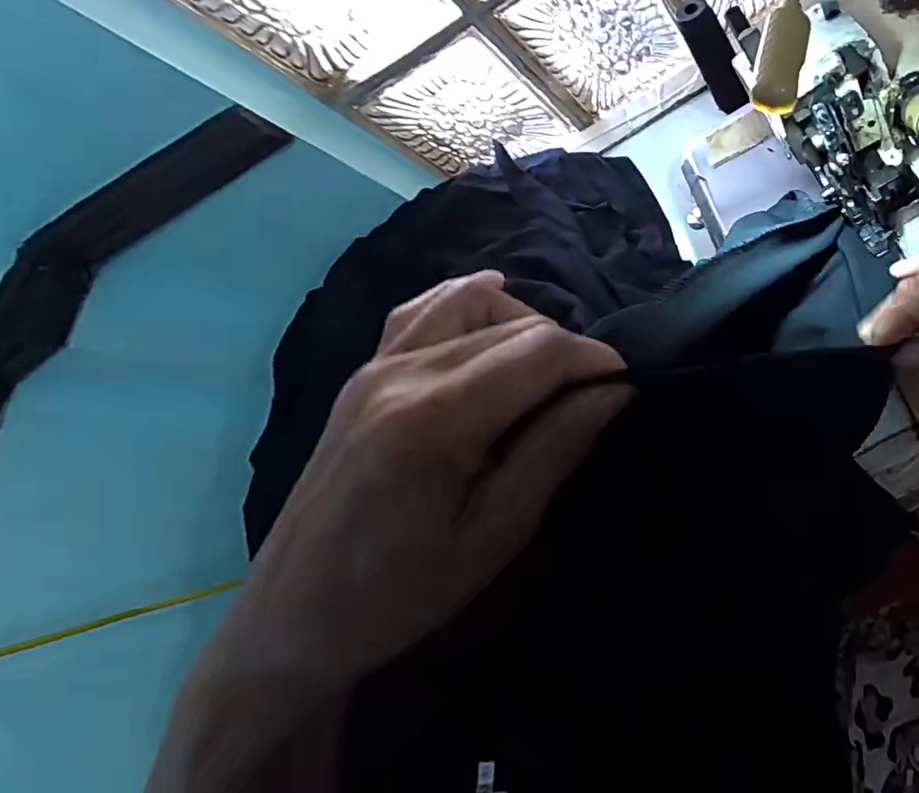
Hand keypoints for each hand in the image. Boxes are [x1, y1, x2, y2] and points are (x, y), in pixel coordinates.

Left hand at [223, 271, 632, 686]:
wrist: (292, 617)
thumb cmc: (402, 593)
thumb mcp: (496, 533)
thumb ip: (556, 449)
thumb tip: (614, 391)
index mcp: (435, 419)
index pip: (540, 351)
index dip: (595, 359)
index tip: (626, 386)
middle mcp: (402, 373)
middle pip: (514, 324)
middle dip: (568, 350)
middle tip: (591, 396)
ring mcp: (375, 365)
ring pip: (472, 302)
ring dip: (525, 323)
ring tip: (545, 369)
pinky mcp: (363, 370)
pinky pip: (423, 309)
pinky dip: (467, 299)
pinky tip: (491, 304)